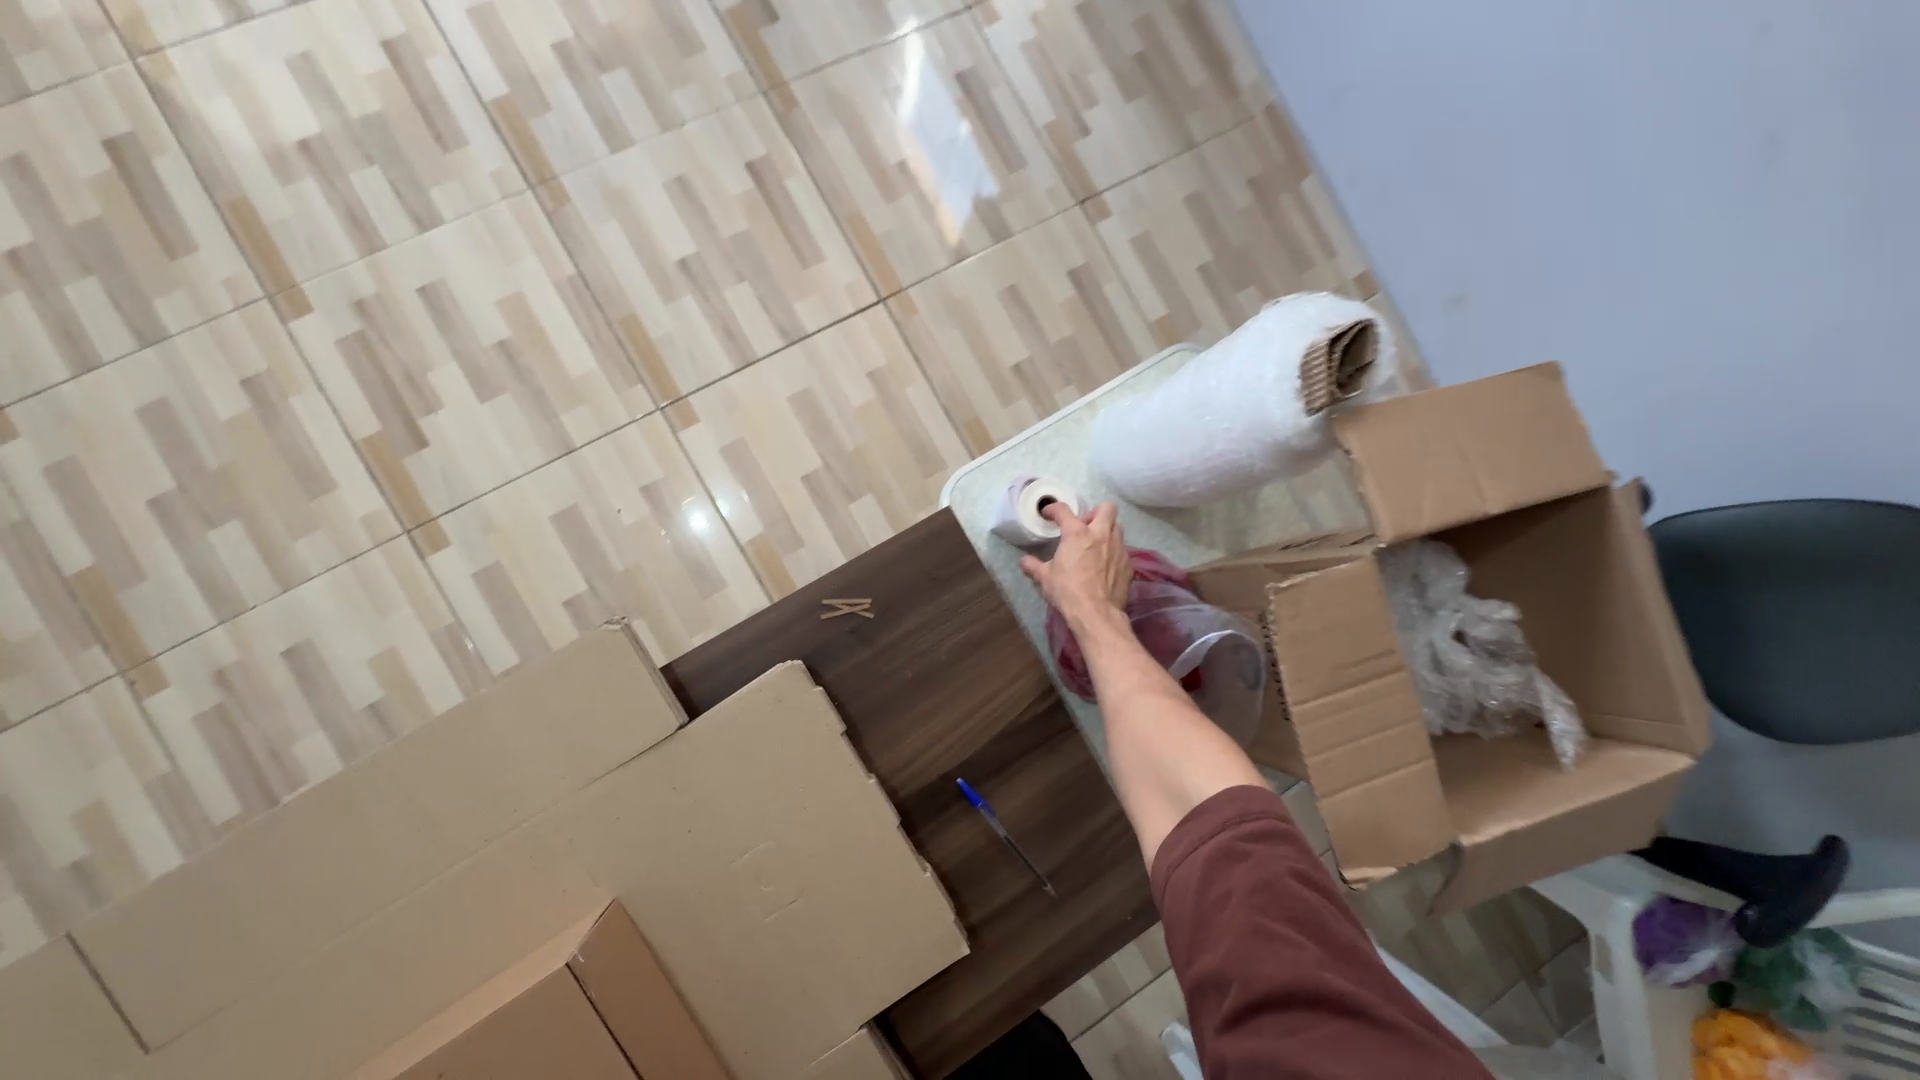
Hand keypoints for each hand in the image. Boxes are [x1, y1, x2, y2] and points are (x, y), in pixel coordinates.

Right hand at [1021, 503, 1130, 622]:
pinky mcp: (1128, 564)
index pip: (1064, 511)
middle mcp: (1101, 535)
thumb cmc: (1067, 591)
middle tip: (1084, 527)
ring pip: (1117, 528)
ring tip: (1096, 545)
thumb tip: (1024, 562)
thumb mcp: (1045, 578)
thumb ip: (1034, 566)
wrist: (1096, 613)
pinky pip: (1123, 551)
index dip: (1054, 509)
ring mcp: (1118, 548)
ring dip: (1107, 531)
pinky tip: (1106, 566)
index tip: (1049, 513)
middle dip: (1095, 513)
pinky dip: (1114, 553)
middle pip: (1106, 508)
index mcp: (1077, 534)